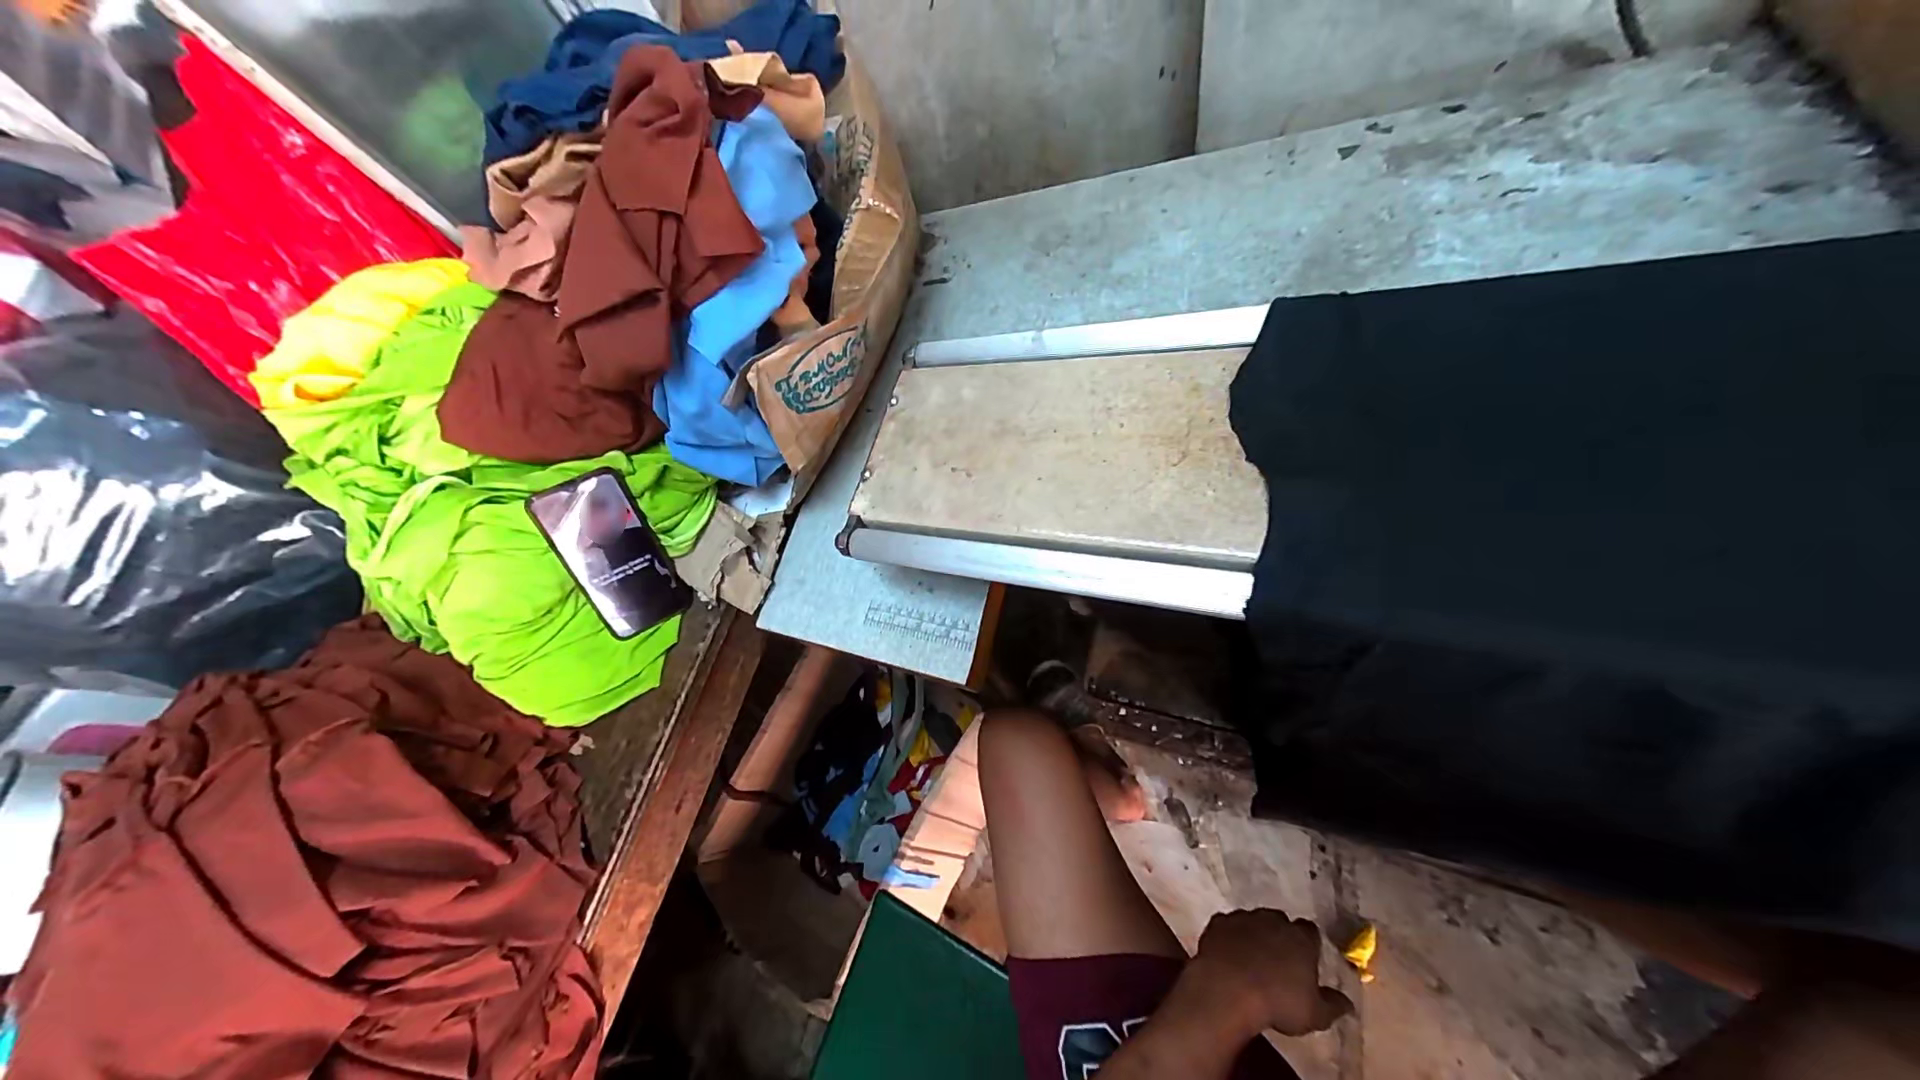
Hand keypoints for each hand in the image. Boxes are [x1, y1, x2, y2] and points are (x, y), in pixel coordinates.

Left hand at [1185, 909, 1355, 1037]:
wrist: (1228, 988)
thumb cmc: (1278, 1002)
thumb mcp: (1315, 1014)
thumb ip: (1332, 1005)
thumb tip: (1348, 1003)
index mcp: (1300, 938)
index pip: (1310, 931)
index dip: (1309, 942)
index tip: (1307, 956)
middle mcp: (1272, 920)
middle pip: (1280, 921)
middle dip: (1280, 934)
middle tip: (1279, 957)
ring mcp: (1242, 917)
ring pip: (1252, 919)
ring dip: (1254, 932)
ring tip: (1252, 955)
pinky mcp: (1218, 922)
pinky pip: (1227, 924)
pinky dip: (1230, 934)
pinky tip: (1228, 951)